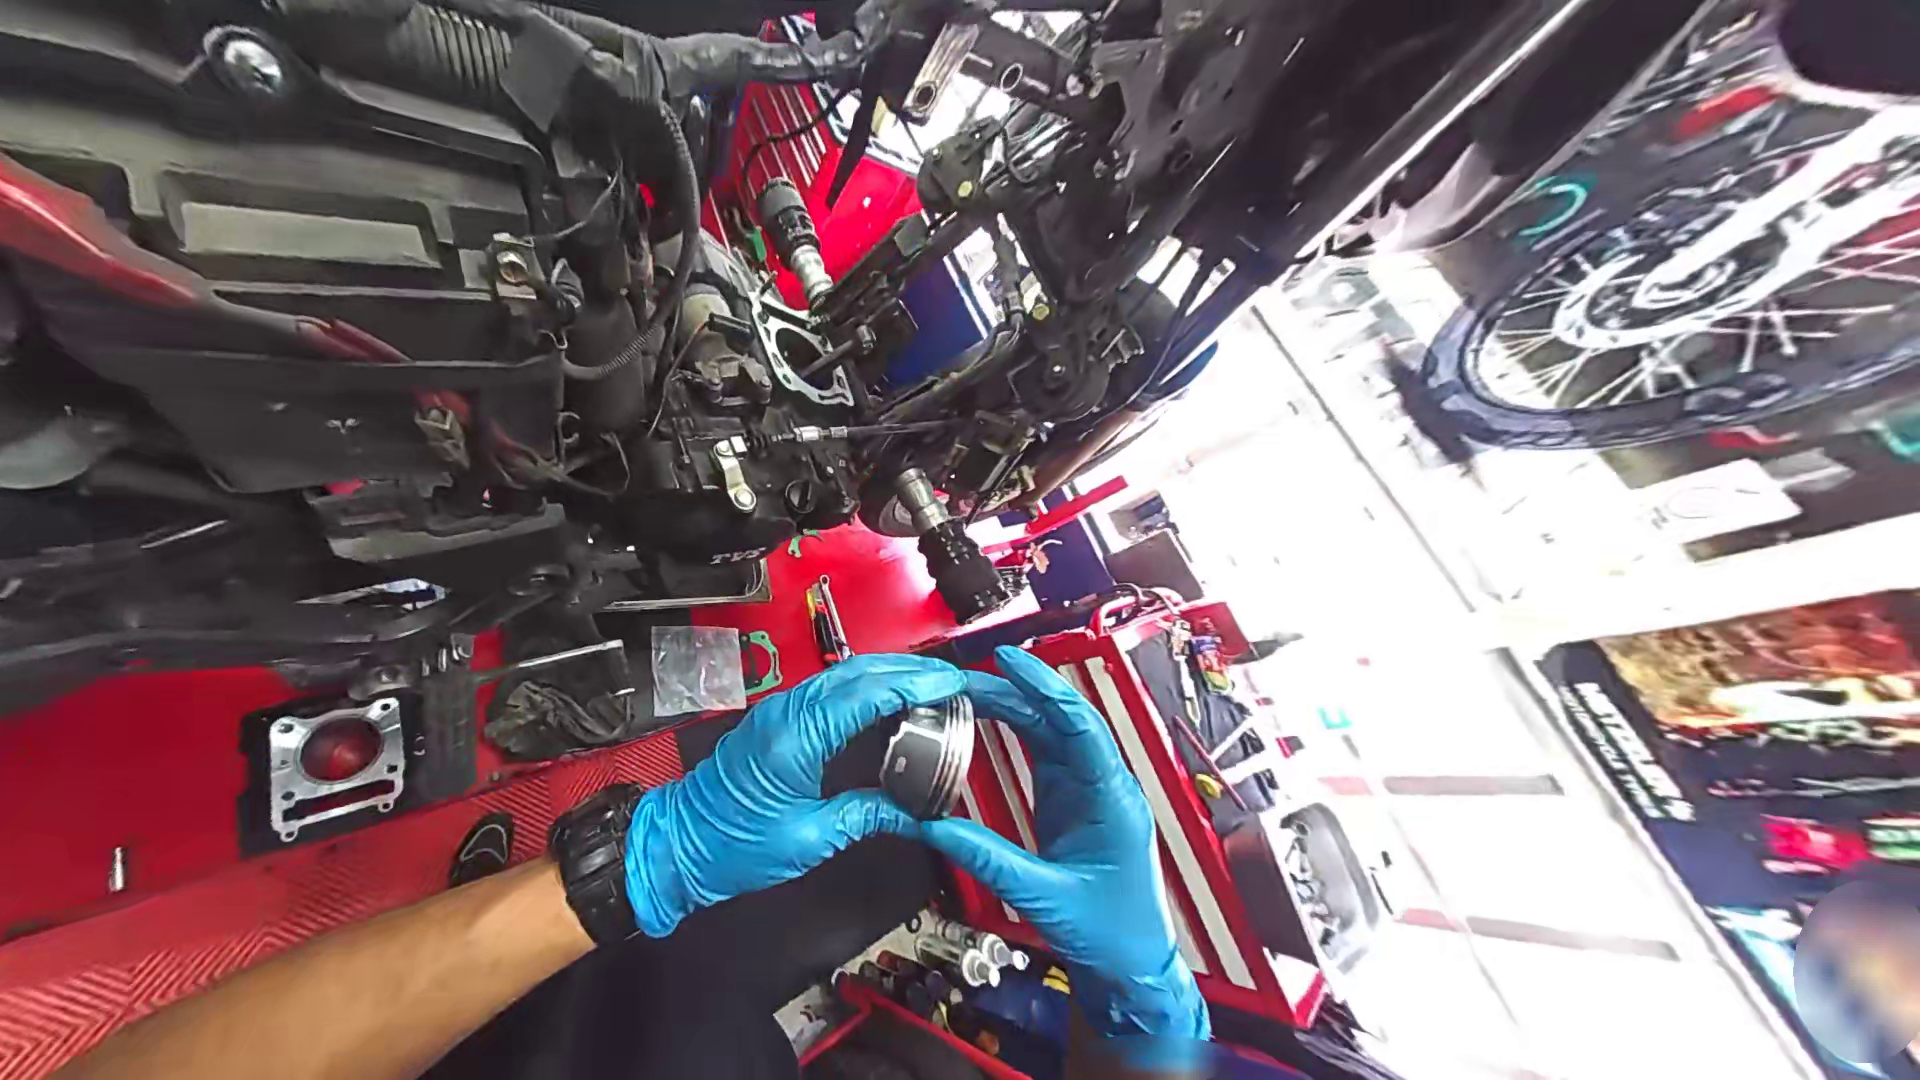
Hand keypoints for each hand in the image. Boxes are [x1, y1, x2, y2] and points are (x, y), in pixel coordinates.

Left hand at [623, 653, 967, 936]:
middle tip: (948, 679)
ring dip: (890, 670)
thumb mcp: (809, 839)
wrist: (679, 842)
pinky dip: (867, 681)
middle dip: (909, 668)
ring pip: (846, 671)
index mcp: (797, 738)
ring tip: (928, 682)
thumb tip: (914, 815)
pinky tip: (888, 693)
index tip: (949, 684)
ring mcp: (782, 708)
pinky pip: (832, 684)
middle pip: (859, 670)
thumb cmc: (734, 846)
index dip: (914, 683)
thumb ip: (866, 816)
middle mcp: (789, 712)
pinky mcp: (780, 714)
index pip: (867, 693)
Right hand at [922, 646, 1207, 1043]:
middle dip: (1021, 688)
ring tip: (975, 688)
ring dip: (1015, 705)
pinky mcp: (1070, 796)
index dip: (1044, 686)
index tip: (1011, 662)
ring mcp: (1086, 786)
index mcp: (1113, 798)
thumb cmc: (1113, 934)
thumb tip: (936, 828)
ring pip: (1050, 729)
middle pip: (1061, 718)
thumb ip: (990, 860)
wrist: (1133, 965)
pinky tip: (993, 715)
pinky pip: (1044, 748)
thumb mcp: (1046, 898)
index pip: (1080, 724)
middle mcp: (1103, 782)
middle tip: (977, 672)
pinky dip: (1017, 728)